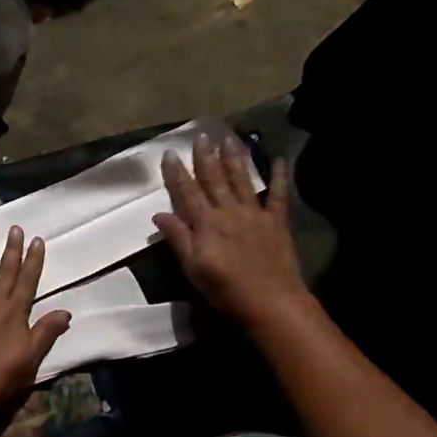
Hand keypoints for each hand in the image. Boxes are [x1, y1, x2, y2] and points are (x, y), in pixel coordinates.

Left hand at [0, 226, 71, 416]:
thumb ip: (46, 332)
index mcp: (16, 312)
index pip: (28, 280)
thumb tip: (66, 312)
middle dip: (12, 249)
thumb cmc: (0, 376)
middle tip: (15, 228)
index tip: (37, 240)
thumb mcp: (31, 357)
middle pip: (6, 271)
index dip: (34, 260)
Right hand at [155, 133, 310, 330]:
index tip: (170, 153)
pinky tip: (278, 159)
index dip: (177, 173)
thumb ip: (177, 238)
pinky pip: (278, 194)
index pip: (187, 192)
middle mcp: (229, 211)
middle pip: (214, 179)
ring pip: (242, 180)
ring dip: (234, 158)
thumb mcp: (192, 266)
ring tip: (229, 139)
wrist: (270, 300)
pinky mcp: (277, 222)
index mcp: (206, 223)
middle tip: (202, 136)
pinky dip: (278, 176)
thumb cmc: (224, 288)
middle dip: (206, 157)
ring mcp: (254, 214)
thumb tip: (158, 215)